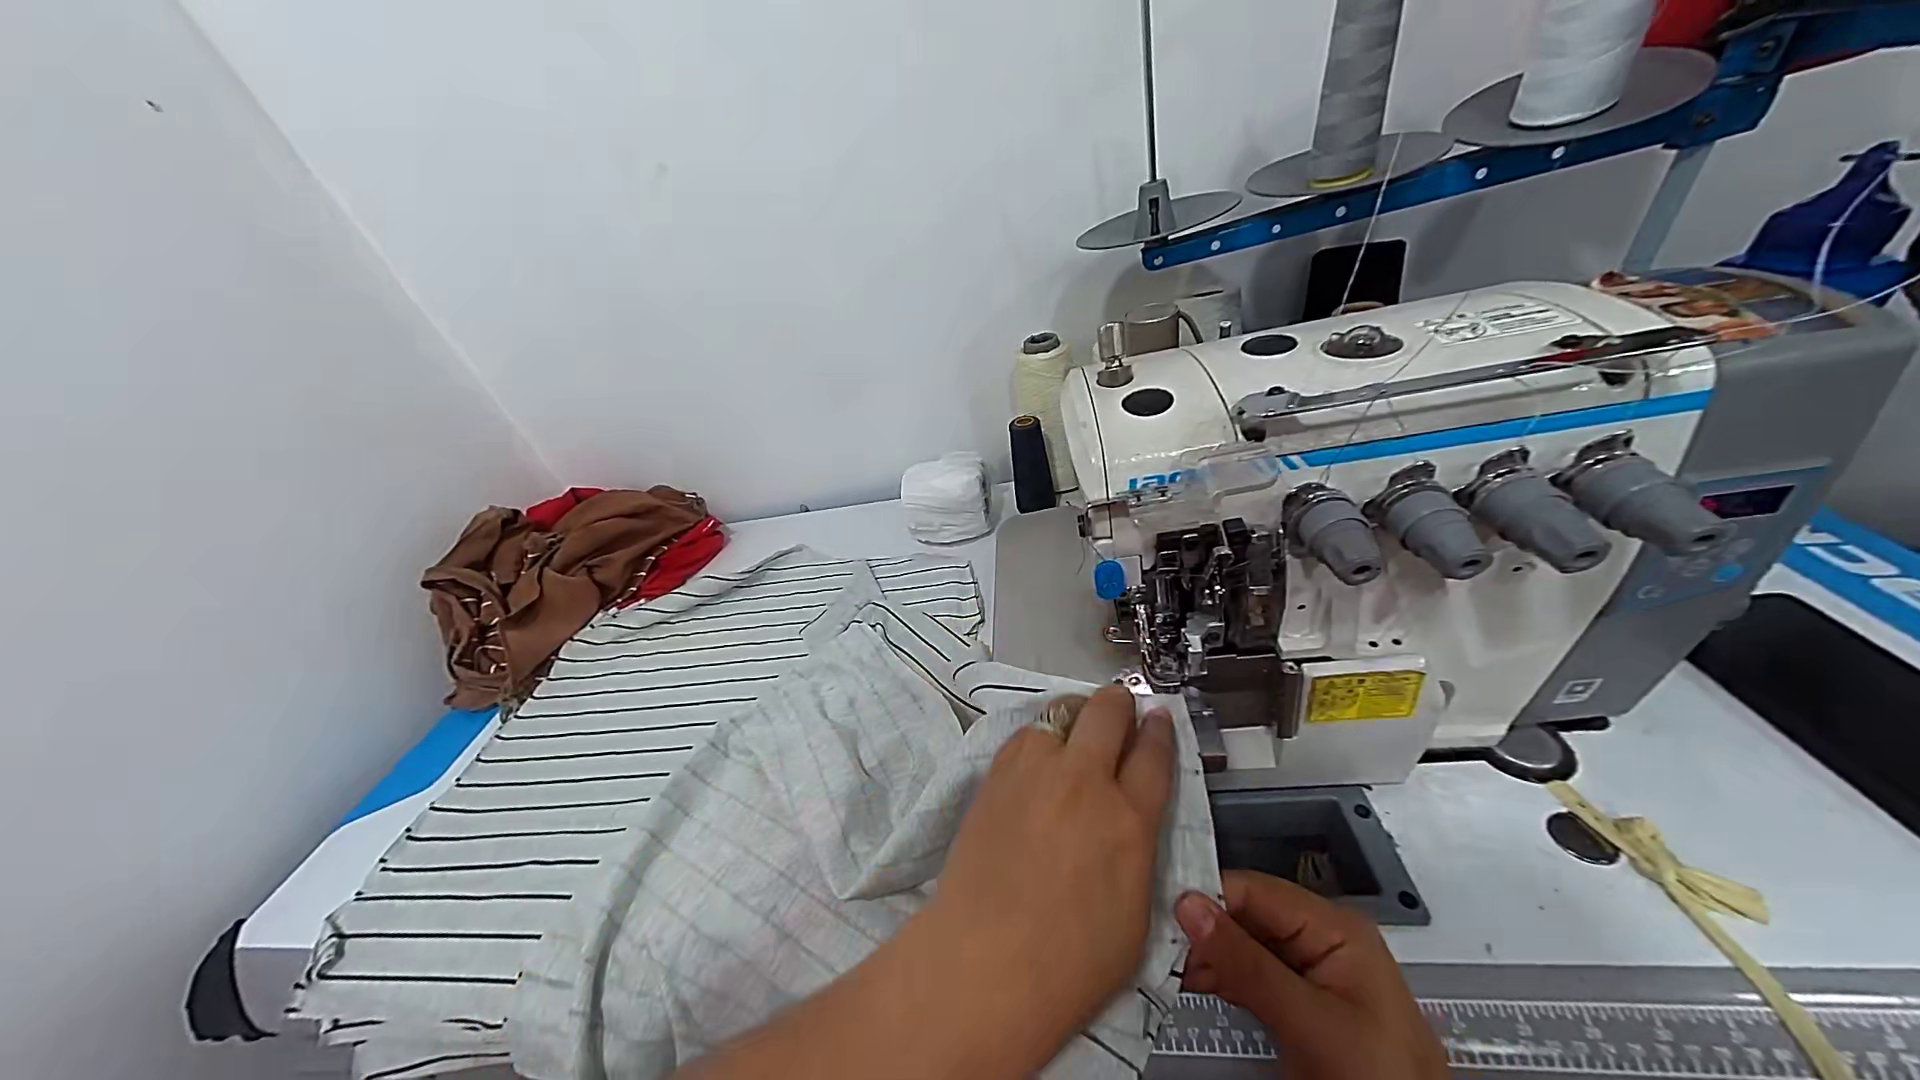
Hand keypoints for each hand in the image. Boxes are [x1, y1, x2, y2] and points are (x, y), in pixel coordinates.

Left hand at [676, 687, 1175, 1079]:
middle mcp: (1073, 786)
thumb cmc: (1060, 968)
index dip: (1157, 730)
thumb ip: (1126, 848)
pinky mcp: (985, 780)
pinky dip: (1034, 737)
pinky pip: (1018, 739)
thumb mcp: (1121, 914)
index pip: (1150, 754)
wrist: (970, 973)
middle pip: (1105, 715)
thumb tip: (1122, 811)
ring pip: (1057, 716)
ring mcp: (1025, 777)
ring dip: (1072, 714)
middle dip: (1118, 703)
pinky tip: (1033, 751)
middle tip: (1121, 701)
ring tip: (1076, 720)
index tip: (1156, 715)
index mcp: (1119, 824)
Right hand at [1176, 870, 1447, 1079]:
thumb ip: (1248, 963)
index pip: (1254, 889)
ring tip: (1168, 966)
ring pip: (1240, 942)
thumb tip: (1189, 906)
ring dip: (1204, 954)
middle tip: (1159, 944)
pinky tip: (1191, 982)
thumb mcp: (1311, 1023)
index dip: (1207, 895)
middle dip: (1202, 928)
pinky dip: (1216, 975)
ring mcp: (1306, 969)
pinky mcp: (1295, 998)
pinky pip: (1246, 971)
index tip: (1160, 909)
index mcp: (1335, 927)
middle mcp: (1319, 937)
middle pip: (1244, 913)